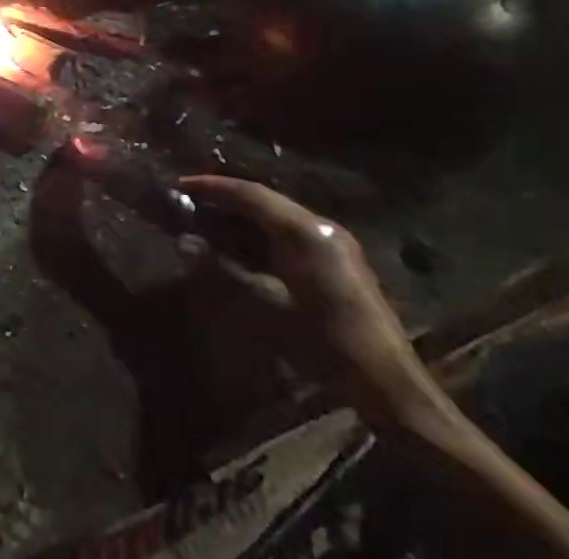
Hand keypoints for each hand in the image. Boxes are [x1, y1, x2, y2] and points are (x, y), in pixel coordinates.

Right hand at [178, 176, 440, 426]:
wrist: (387, 382)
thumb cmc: (324, 343)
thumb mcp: (266, 308)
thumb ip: (224, 271)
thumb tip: (185, 243)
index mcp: (305, 231)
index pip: (252, 194)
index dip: (213, 187)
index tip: (181, 185)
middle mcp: (321, 226)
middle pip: (266, 202)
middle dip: (225, 202)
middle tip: (188, 206)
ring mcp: (334, 243)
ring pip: (278, 219)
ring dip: (243, 220)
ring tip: (207, 225)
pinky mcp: (338, 260)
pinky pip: (291, 236)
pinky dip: (262, 237)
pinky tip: (241, 250)